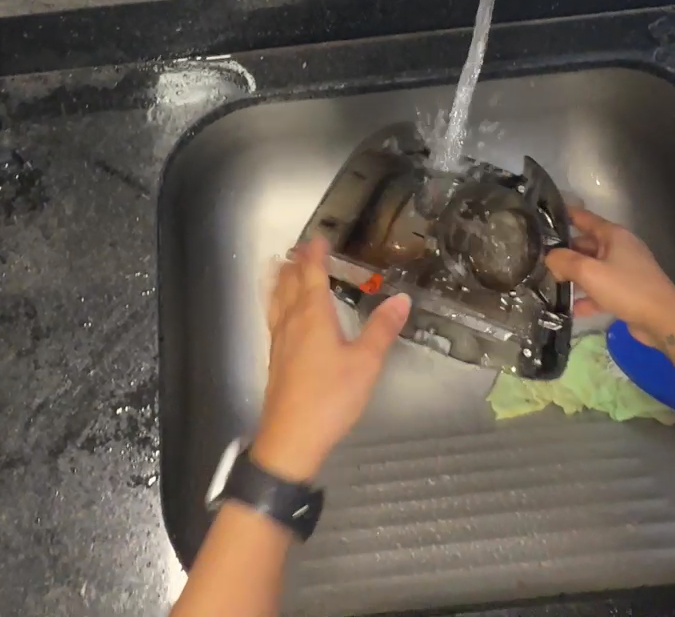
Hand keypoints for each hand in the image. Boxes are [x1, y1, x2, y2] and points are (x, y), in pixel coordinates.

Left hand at [253, 238, 411, 479]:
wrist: (291, 438)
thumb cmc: (330, 397)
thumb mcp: (366, 363)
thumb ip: (382, 329)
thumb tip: (401, 298)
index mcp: (312, 314)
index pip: (311, 273)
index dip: (314, 253)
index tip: (319, 236)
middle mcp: (292, 319)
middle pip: (290, 281)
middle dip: (296, 261)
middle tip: (301, 246)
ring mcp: (280, 338)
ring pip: (277, 297)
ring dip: (281, 277)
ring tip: (282, 265)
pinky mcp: (276, 356)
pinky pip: (273, 314)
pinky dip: (276, 299)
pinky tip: (280, 309)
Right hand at [544, 208, 674, 346]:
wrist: (665, 322)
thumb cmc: (627, 288)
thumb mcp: (589, 272)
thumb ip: (564, 261)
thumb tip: (549, 257)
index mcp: (614, 235)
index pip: (584, 218)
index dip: (564, 215)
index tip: (541, 218)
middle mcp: (620, 248)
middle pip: (586, 245)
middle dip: (564, 253)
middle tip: (540, 260)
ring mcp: (626, 270)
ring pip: (593, 268)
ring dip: (574, 276)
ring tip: (550, 284)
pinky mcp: (628, 291)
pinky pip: (602, 289)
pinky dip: (588, 296)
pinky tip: (572, 308)